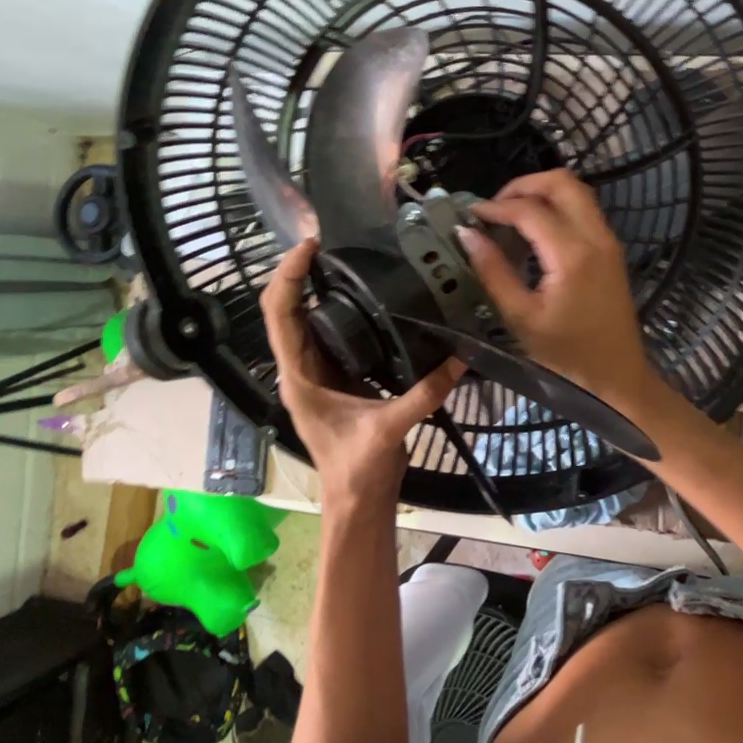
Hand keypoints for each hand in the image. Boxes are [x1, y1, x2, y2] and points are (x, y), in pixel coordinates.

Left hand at [261, 238, 463, 504]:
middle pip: (288, 310)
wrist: (358, 501)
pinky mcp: (340, 378)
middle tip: (330, 241)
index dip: (288, 277)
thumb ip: (424, 393)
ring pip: (308, 320)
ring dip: (318, 289)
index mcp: (300, 377)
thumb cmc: (359, 470)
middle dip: (301, 273)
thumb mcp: (389, 429)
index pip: (281, 315)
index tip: (310, 245)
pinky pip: (334, 334)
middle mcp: (303, 369)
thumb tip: (461, 357)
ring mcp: (320, 373)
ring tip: (348, 258)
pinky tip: (369, 296)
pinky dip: (343, 310)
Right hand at [457, 170, 656, 404]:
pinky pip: (584, 210)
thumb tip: (466, 234)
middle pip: (562, 182)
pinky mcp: (611, 249)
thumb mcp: (521, 317)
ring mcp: (608, 240)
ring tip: (510, 215)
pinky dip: (557, 206)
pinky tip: (533, 230)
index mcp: (573, 254)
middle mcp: (596, 237)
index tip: (470, 215)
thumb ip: (493, 271)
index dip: (496, 207)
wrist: (618, 376)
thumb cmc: (567, 354)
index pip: (530, 210)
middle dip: (523, 185)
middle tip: (495, 207)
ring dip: (542, 193)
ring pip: (577, 191)